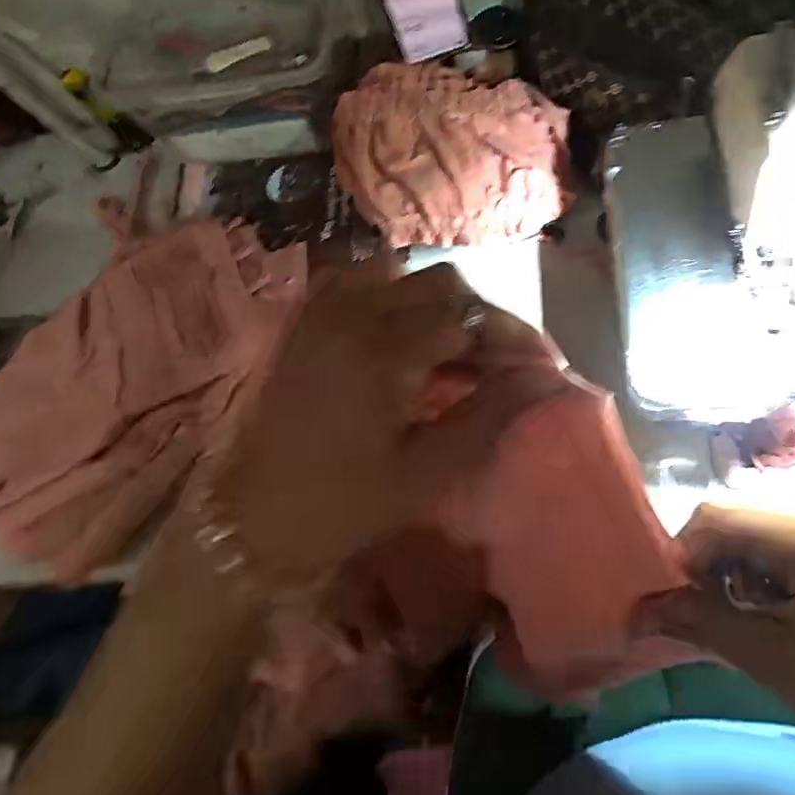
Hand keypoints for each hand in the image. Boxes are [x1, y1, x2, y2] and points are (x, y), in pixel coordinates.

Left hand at [206, 263, 560, 585]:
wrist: (250, 521)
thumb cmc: (342, 505)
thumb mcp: (427, 471)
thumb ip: (490, 415)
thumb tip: (544, 380)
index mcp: (381, 350)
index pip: (469, 317)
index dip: (514, 338)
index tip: (544, 367)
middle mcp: (352, 313)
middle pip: (443, 284)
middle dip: (484, 319)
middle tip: (506, 364)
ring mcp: (326, 310)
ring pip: (408, 273)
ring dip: (446, 304)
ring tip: (464, 351)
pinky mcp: (312, 319)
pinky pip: (370, 281)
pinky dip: (406, 299)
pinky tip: (417, 339)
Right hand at [640, 505, 794, 720]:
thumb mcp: (766, 655)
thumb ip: (702, 620)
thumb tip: (640, 610)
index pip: (721, 517)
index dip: (684, 549)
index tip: (672, 594)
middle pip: (729, 513)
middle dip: (701, 555)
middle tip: (695, 601)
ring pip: (741, 521)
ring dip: (720, 558)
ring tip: (726, 604)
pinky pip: (760, 533)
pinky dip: (741, 561)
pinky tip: (750, 597)